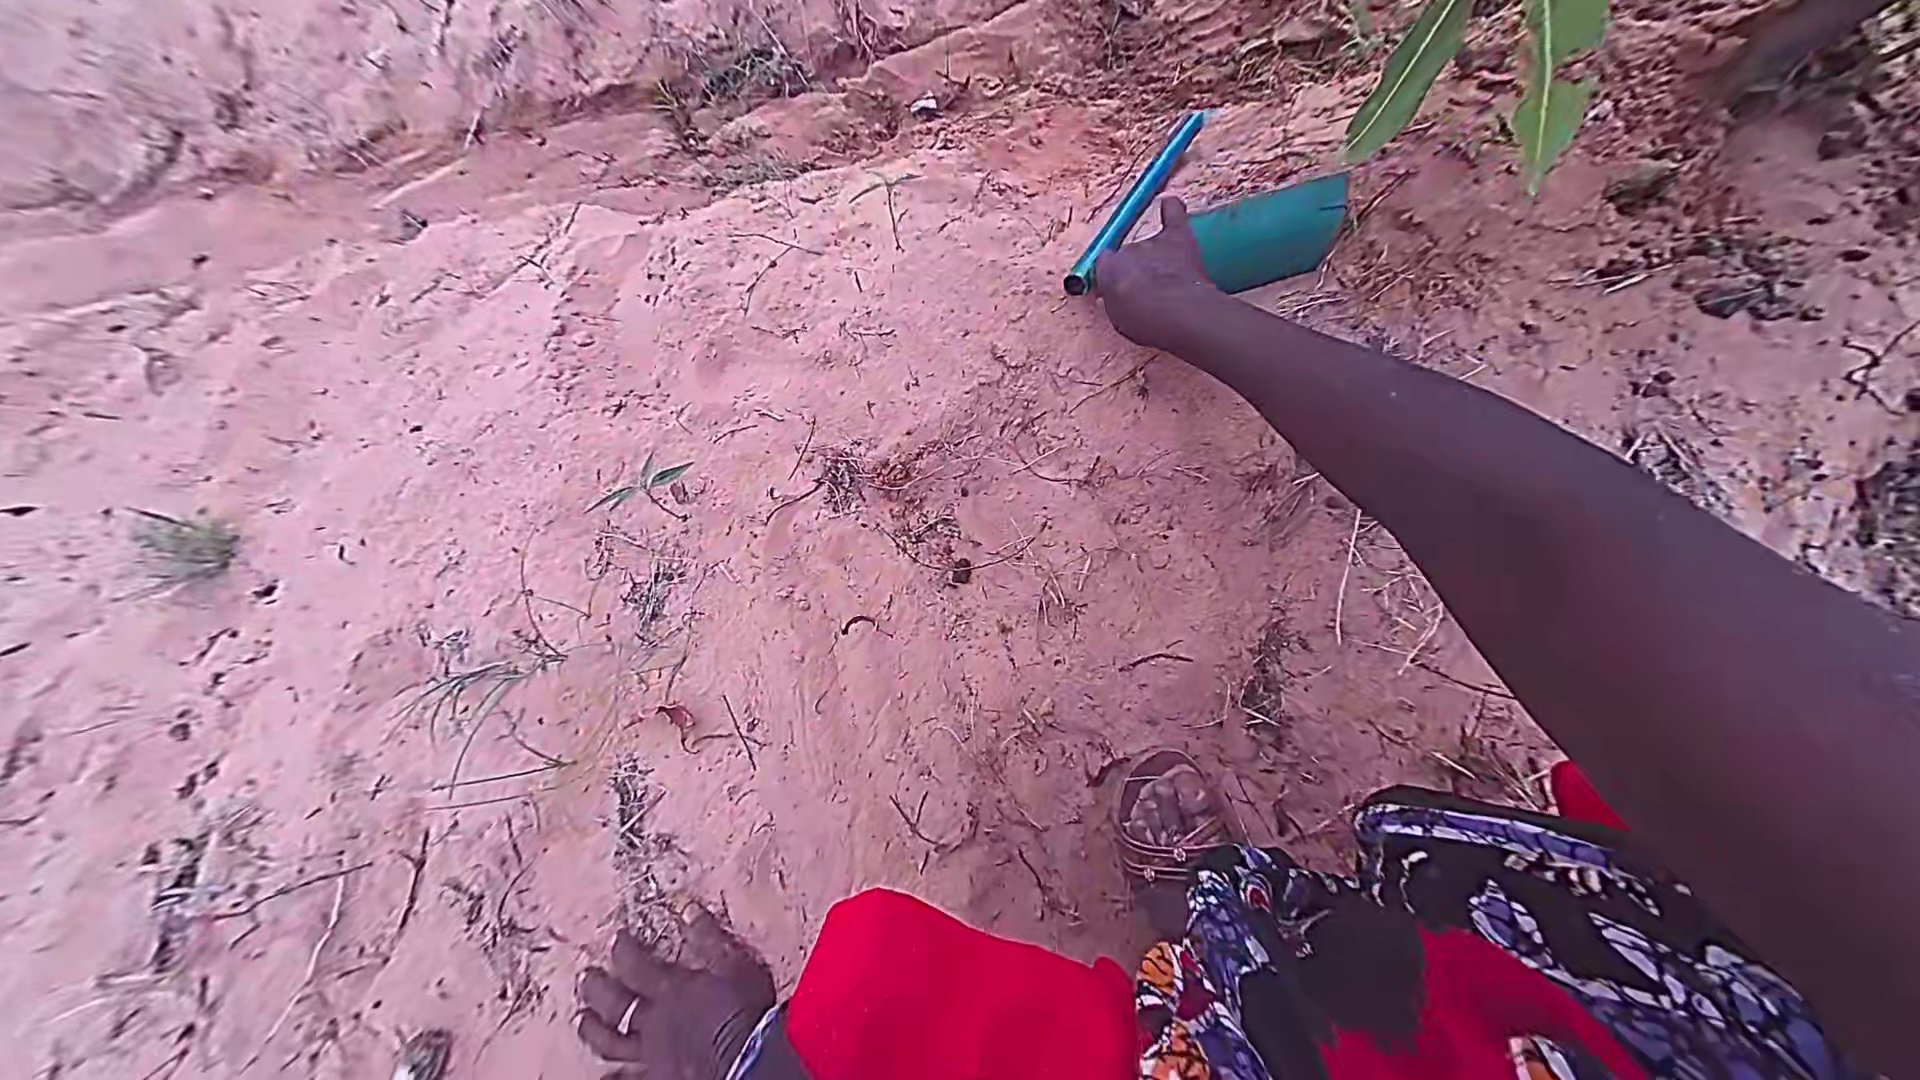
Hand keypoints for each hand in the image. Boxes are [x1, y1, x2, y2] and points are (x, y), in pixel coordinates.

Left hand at [575, 907, 775, 1079]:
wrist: (746, 1061)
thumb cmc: (742, 1008)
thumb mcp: (734, 963)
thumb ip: (710, 937)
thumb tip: (689, 910)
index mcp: (671, 990)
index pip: (637, 966)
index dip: (624, 951)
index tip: (616, 939)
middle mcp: (653, 1022)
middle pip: (616, 1005)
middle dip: (598, 990)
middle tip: (585, 977)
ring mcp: (651, 1057)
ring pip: (612, 1045)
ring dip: (594, 1033)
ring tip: (582, 1023)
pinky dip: (614, 1078)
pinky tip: (605, 1076)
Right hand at [1093, 197, 1220, 352]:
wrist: (1176, 311)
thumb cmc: (1144, 321)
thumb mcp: (1118, 317)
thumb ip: (1113, 299)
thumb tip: (1114, 292)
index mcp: (1107, 270)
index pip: (1105, 267)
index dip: (1113, 278)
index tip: (1119, 289)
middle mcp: (1127, 249)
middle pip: (1128, 255)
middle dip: (1135, 270)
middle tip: (1146, 290)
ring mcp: (1152, 242)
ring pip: (1150, 245)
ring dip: (1154, 257)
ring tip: (1164, 276)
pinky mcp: (1177, 236)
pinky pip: (1173, 213)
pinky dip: (1170, 208)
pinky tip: (1167, 202)